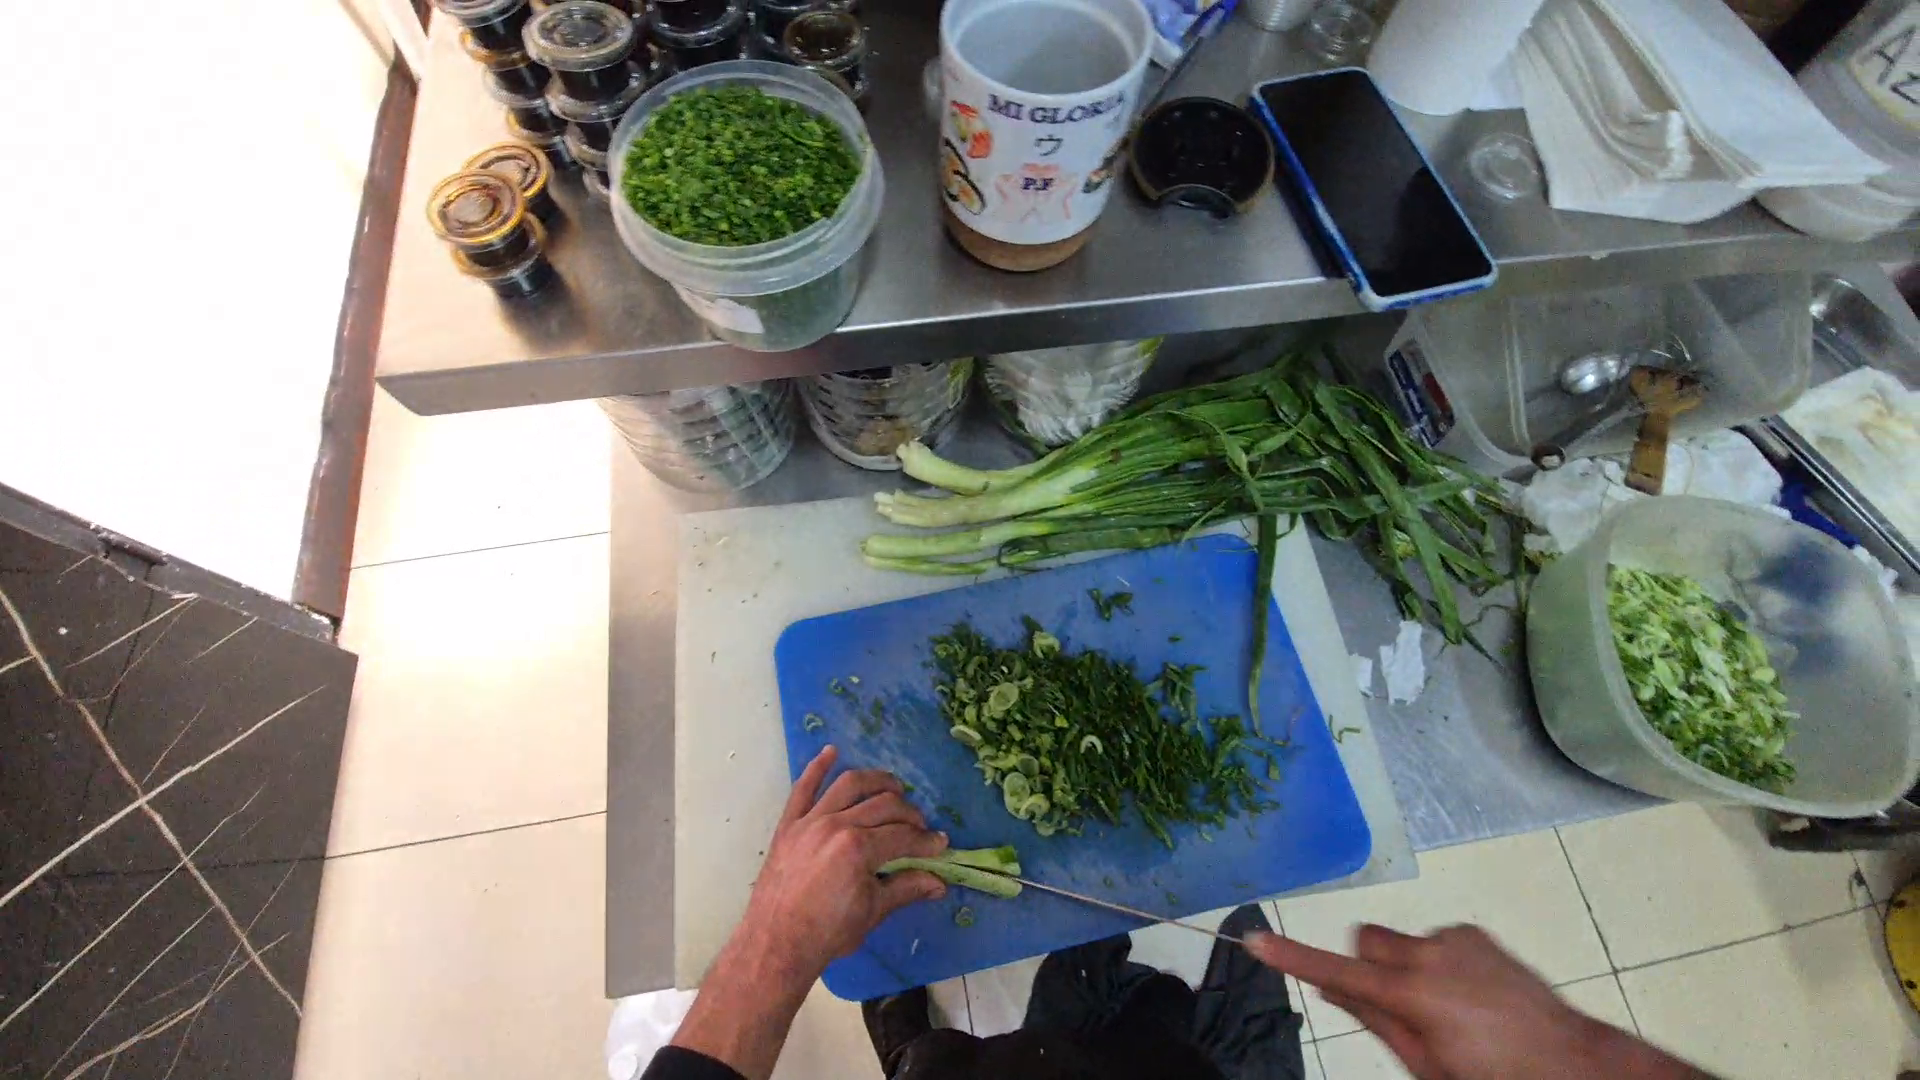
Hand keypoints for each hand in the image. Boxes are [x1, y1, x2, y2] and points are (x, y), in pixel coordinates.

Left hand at [734, 745, 949, 989]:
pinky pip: (803, 788)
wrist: (774, 946)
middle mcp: (836, 825)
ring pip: (848, 785)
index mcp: (859, 849)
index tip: (941, 844)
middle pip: (883, 805)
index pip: (903, 835)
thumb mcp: (872, 912)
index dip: (926, 840)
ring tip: (893, 787)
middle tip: (919, 825)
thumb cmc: (827, 934)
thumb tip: (940, 883)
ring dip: (875, 780)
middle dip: (908, 813)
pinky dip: (817, 768)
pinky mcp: (789, 824)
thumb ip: (906, 888)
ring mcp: (810, 821)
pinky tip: (831, 752)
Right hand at [1245, 924, 1711, 1079]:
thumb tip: (1331, 987)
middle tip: (1395, 1003)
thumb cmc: (1495, 1079)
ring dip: (1406, 965)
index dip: (1292, 957)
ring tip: (1449, 1005)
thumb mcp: (1430, 1068)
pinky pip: (1435, 938)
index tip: (1254, 941)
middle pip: (1365, 940)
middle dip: (1368, 963)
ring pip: (1398, 940)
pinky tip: (1474, 993)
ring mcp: (1453, 939)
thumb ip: (1374, 1021)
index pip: (1336, 971)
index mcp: (1412, 997)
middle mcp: (1427, 956)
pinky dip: (1441, 961)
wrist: (1580, 1068)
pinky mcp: (1474, 934)